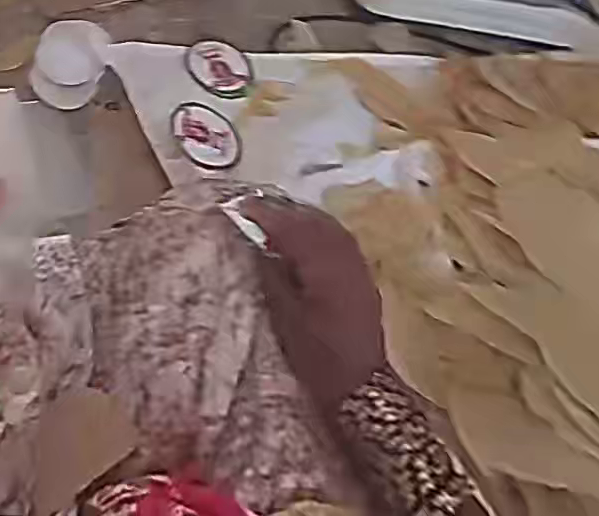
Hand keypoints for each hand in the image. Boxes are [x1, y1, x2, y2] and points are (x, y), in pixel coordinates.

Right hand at [240, 196, 384, 407]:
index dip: (262, 212)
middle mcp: (344, 256)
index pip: (289, 225)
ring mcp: (357, 265)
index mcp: (323, 264)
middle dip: (280, 209)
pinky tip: (299, 238)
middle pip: (309, 218)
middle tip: (250, 209)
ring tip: (272, 219)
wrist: (361, 393)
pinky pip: (336, 237)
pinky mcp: (361, 276)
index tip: (237, 205)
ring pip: (325, 225)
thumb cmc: (316, 358)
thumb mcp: (282, 317)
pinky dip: (314, 229)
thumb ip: (267, 272)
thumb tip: (248, 241)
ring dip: (298, 217)